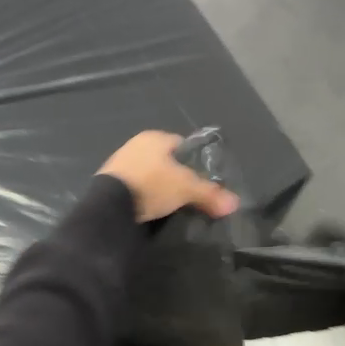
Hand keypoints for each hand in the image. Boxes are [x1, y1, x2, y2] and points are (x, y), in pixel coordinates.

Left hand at [97, 131, 240, 222]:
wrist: (110, 204)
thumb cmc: (152, 185)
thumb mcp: (186, 189)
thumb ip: (209, 194)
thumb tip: (235, 203)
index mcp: (155, 137)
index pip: (181, 145)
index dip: (193, 161)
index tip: (200, 180)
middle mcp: (136, 144)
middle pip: (164, 160)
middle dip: (175, 176)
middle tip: (186, 196)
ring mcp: (120, 163)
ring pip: (148, 173)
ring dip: (157, 186)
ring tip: (168, 205)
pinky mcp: (110, 183)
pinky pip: (134, 187)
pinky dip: (142, 196)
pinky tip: (148, 208)